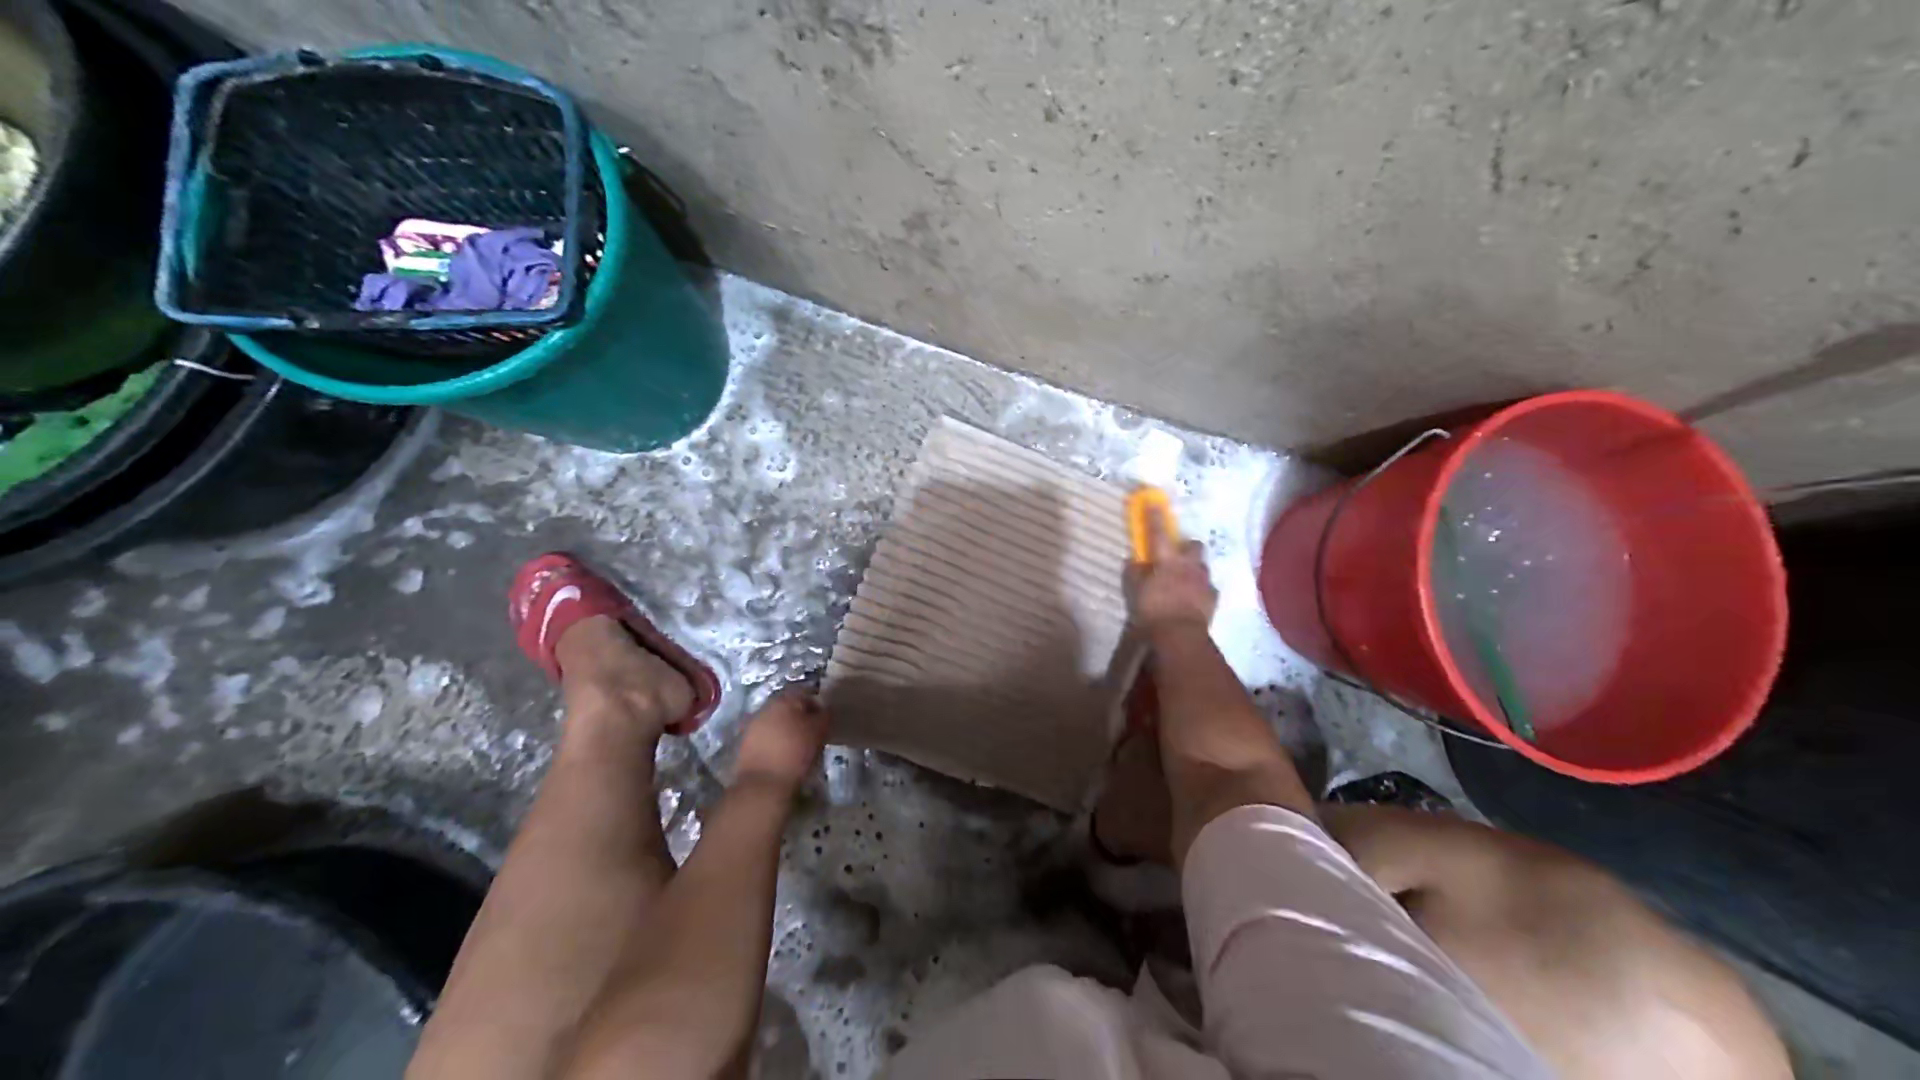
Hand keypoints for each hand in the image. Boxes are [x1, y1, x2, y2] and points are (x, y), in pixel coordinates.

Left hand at [734, 689, 828, 790]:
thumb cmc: (796, 752)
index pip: (806, 693)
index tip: (824, 721)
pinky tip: (783, 755)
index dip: (817, 706)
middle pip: (788, 707)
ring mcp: (752, 725)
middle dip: (800, 717)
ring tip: (798, 746)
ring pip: (776, 722)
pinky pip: (765, 737)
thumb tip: (824, 710)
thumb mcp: (820, 732)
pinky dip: (775, 743)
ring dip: (786, 730)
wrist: (763, 784)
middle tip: (812, 733)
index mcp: (785, 699)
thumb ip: (824, 716)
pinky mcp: (744, 744)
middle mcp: (766, 707)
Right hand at [1125, 508, 1216, 631]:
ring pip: (1201, 565)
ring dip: (1193, 568)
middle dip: (1185, 546)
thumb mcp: (1134, 591)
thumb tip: (1134, 561)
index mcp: (1167, 560)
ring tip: (1183, 580)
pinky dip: (1200, 589)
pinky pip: (1207, 587)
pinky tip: (1192, 598)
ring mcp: (1204, 581)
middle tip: (1175, 555)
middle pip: (1193, 545)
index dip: (1155, 517)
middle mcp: (1189, 565)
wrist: (1180, 635)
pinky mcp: (1213, 598)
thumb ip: (1135, 573)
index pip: (1159, 533)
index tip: (1154, 502)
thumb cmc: (1152, 610)